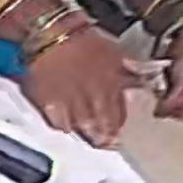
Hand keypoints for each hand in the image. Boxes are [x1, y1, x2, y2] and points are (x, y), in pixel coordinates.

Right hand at [22, 27, 132, 146]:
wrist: (54, 36)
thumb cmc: (87, 41)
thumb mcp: (117, 53)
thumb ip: (128, 72)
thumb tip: (140, 83)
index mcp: (109, 83)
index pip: (115, 111)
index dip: (118, 126)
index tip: (119, 139)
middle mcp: (87, 95)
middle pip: (94, 122)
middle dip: (100, 135)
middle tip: (104, 146)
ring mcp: (63, 99)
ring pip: (74, 123)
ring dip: (81, 134)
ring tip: (85, 143)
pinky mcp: (42, 99)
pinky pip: (53, 117)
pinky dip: (59, 126)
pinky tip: (62, 132)